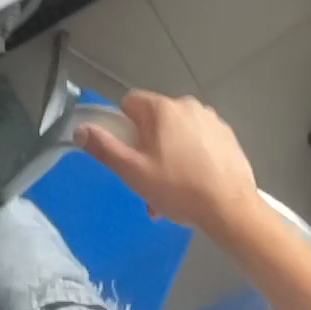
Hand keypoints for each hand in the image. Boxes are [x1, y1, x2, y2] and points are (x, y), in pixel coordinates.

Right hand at [75, 90, 258, 231]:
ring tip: (172, 193)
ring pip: (177, 133)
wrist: (230, 207)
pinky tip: (196, 183)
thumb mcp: (133, 172)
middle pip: (154, 121)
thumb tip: (80, 129)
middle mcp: (186, 104)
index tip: (130, 154)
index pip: (129, 103)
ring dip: (169, 156)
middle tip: (149, 183)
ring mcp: (209, 118)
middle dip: (147, 149)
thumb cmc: (177, 188)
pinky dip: (193, 156)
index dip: (124, 128)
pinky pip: (199, 139)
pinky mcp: (226, 134)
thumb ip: (104, 148)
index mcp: (161, 108)